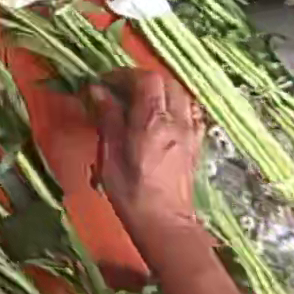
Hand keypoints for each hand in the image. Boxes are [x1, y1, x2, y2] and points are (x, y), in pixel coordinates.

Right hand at [87, 69, 203, 242]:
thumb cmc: (128, 187)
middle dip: (141, 80)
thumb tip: (97, 90)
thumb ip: (108, 117)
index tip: (104, 83)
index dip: (124, 74)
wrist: (162, 219)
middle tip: (118, 90)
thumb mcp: (109, 151)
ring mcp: (191, 131)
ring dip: (159, 91)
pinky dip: (173, 105)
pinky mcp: (195, 142)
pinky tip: (158, 116)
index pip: (147, 79)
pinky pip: (189, 111)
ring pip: (181, 95)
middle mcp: (177, 121)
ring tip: (137, 102)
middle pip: (167, 82)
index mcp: (152, 120)